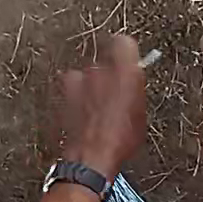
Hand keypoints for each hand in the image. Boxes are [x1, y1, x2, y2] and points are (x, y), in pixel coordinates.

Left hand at [58, 33, 146, 179]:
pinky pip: (71, 89)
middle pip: (103, 60)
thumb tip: (133, 81)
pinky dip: (76, 98)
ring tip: (96, 109)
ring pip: (85, 75)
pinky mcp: (62, 93)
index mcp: (124, 71)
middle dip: (107, 74)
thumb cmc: (119, 141)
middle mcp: (98, 69)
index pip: (124, 43)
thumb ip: (134, 90)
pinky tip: (83, 115)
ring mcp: (77, 80)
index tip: (128, 63)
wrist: (91, 158)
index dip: (126, 54)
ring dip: (89, 86)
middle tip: (113, 95)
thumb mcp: (140, 115)